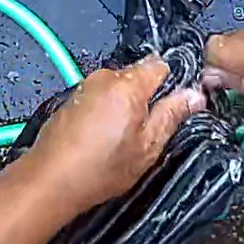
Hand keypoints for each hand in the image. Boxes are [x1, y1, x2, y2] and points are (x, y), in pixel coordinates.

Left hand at [18, 57, 203, 215]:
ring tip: (119, 138)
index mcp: (129, 84)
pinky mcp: (72, 97)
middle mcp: (106, 77)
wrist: (50, 179)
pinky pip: (100, 96)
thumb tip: (194, 95)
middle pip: (138, 76)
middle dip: (146, 98)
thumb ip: (171, 115)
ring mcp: (86, 85)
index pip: (161, 65)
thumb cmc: (100, 168)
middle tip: (145, 131)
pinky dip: (105, 111)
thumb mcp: (147, 147)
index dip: (172, 83)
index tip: (174, 105)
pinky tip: (101, 137)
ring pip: (118, 87)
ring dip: (124, 106)